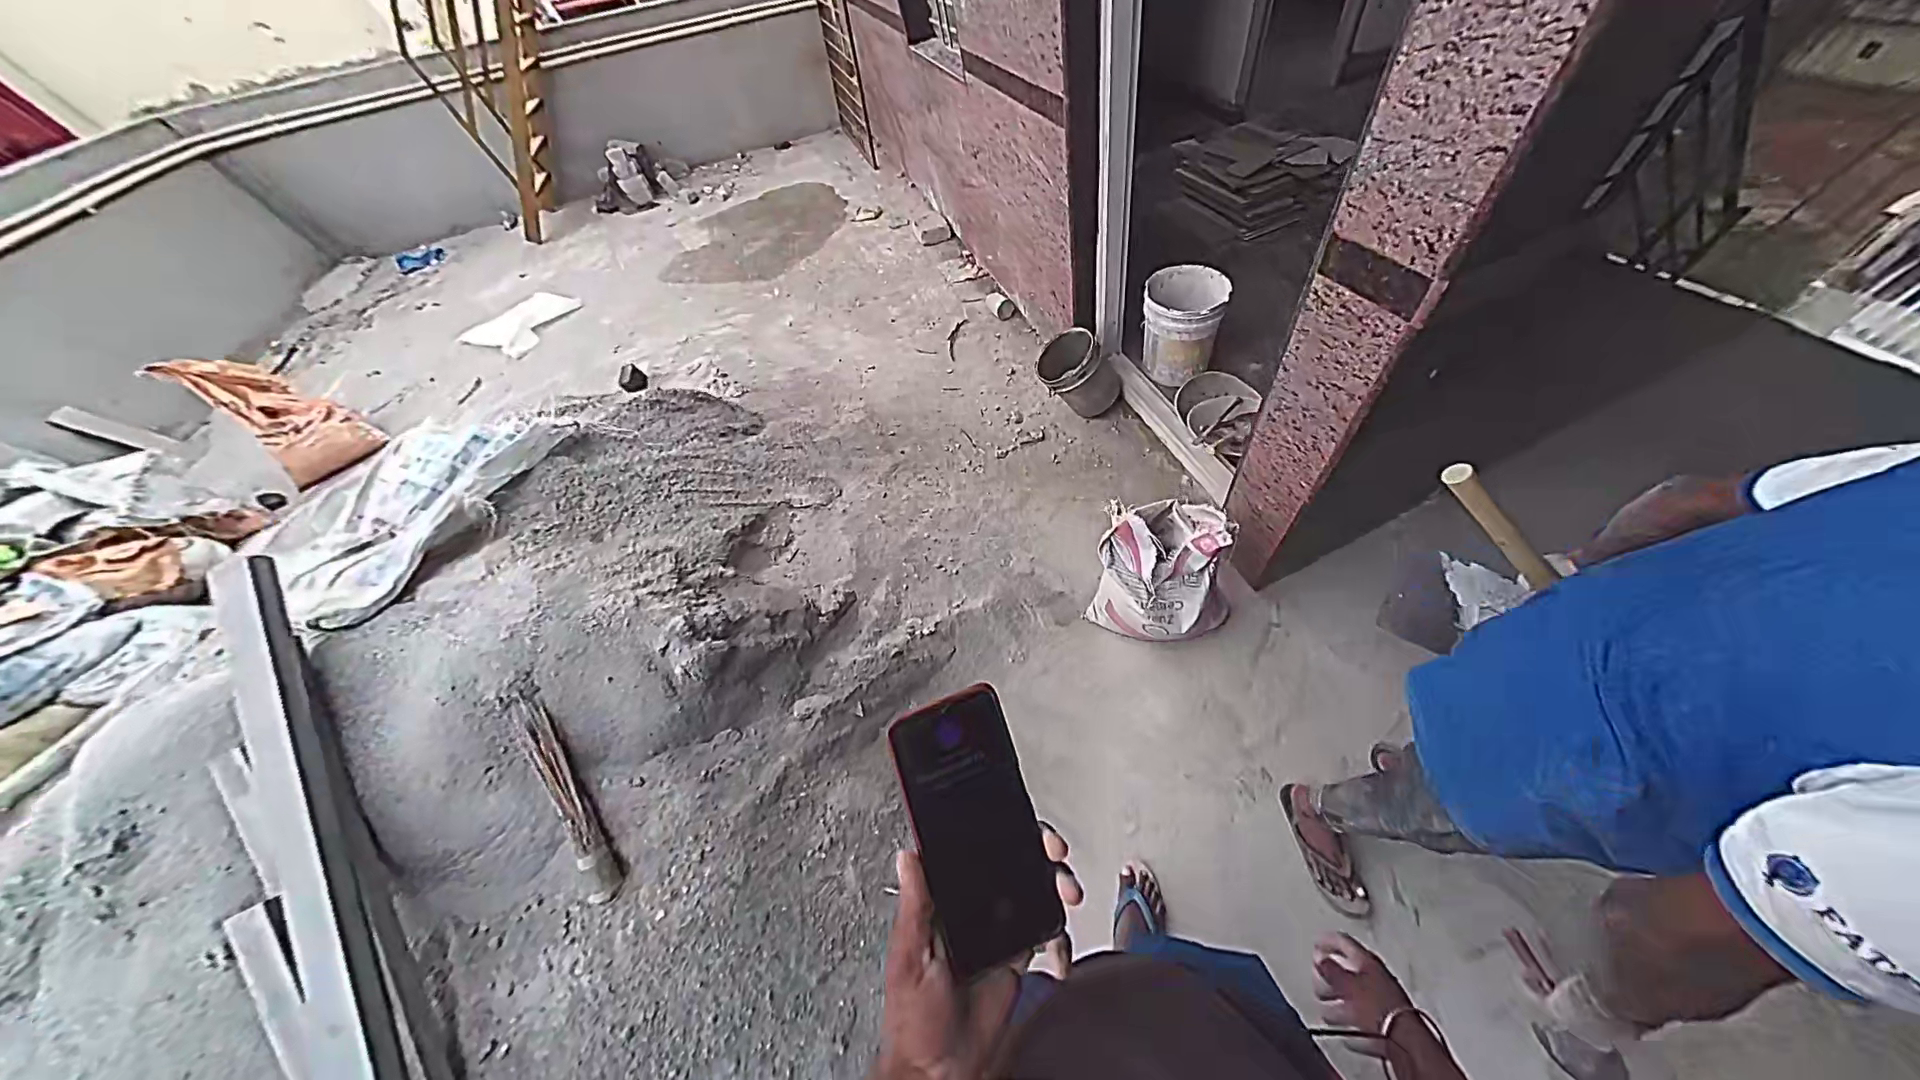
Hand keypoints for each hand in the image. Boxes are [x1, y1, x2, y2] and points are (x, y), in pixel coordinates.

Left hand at [871, 829, 1084, 1079]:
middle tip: (1053, 850)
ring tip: (1065, 890)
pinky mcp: (1018, 955)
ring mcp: (998, 930)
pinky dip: (1059, 930)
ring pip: (1033, 889)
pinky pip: (1046, 931)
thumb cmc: (914, 1016)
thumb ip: (915, 906)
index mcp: (945, 900)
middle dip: (1038, 850)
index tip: (1019, 824)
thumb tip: (908, 856)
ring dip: (1054, 881)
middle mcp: (973, 908)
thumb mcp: (909, 955)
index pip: (973, 853)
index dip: (998, 832)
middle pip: (1011, 864)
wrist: (942, 1071)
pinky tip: (1060, 938)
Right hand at [1313, 932, 1412, 1058]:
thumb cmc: (1377, 1006)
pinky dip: (1352, 1021)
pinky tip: (1346, 1031)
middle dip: (1329, 977)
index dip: (1328, 940)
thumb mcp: (1347, 983)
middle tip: (1318, 981)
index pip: (1344, 942)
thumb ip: (1330, 968)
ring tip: (1327, 1011)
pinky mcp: (1387, 1021)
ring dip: (1338, 1002)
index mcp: (1368, 961)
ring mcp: (1383, 1000)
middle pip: (1347, 970)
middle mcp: (1377, 977)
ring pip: (1354, 996)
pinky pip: (1363, 1017)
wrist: (1404, 1041)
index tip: (1316, 943)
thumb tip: (1320, 959)